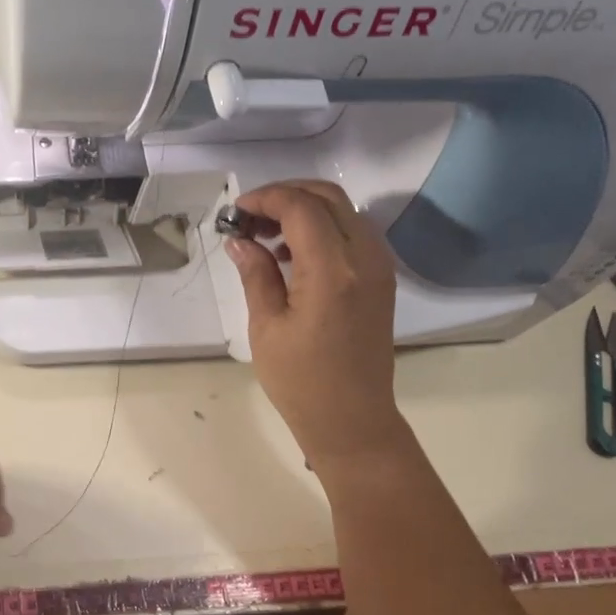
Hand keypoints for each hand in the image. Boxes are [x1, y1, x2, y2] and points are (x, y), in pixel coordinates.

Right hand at [224, 181, 408, 465]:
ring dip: (303, 209)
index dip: (265, 199)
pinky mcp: (381, 278)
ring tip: (265, 235)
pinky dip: (322, 228)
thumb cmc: (300, 380)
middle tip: (248, 217)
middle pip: (327, 197)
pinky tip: (292, 253)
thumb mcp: (266, 326)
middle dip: (285, 195)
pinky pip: (352, 232)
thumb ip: (256, 274)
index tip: (234, 212)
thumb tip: (240, 240)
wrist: (352, 419)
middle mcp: (364, 258)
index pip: (301, 208)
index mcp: (332, 271)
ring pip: (343, 210)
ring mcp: (379, 266)